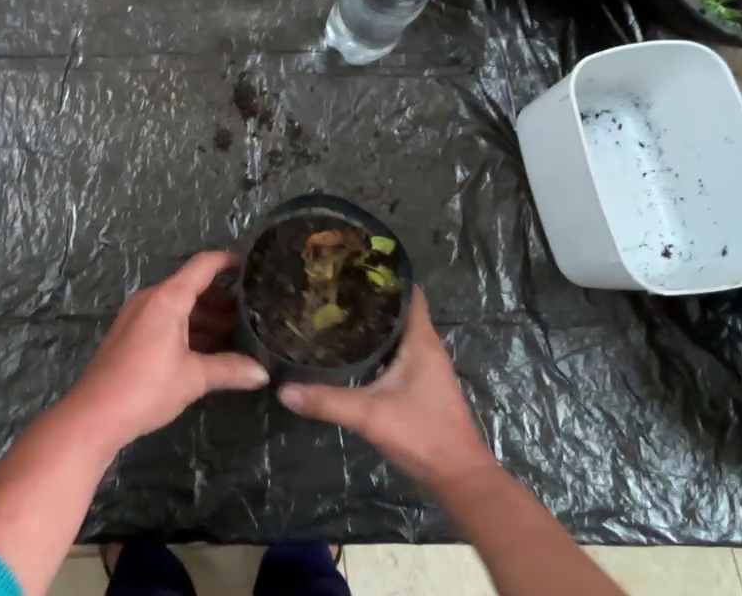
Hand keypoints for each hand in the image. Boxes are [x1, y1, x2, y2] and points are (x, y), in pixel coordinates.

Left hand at [64, 251, 269, 450]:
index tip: (252, 267)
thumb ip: (230, 370)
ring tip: (238, 335)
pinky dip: (189, 329)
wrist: (95, 414)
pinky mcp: (131, 334)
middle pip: (192, 287)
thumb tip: (263, 373)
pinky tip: (209, 350)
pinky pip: (166, 321)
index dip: (228, 262)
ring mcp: (138, 316)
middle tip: (254, 313)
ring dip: (206, 318)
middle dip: (223, 299)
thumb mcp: (194, 378)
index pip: (203, 265)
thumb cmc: (147, 387)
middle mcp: (152, 299)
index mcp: (167, 298)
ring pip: (179, 307)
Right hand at [278, 288, 497, 493]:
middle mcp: (425, 347)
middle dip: (370, 298)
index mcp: (420, 341)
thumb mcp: (369, 415)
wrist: (459, 478)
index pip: (407, 293)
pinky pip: (396, 352)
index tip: (352, 264)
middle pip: (399, 310)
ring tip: (335, 312)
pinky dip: (376, 345)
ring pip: (397, 332)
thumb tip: (282, 388)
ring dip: (373, 322)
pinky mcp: (420, 384)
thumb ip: (326, 401)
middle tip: (332, 287)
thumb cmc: (422, 435)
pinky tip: (350, 350)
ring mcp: (425, 366)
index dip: (384, 276)